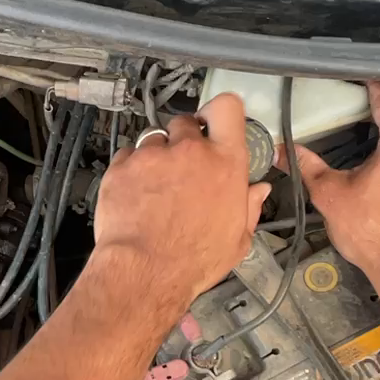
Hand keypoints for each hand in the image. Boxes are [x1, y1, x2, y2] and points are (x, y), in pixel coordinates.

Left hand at [91, 93, 270, 313]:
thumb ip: (248, 208)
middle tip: (179, 166)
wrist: (145, 270)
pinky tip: (134, 193)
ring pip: (153, 139)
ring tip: (154, 186)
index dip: (218, 111)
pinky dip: (129, 169)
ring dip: (154, 156)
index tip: (212, 122)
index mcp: (225, 162)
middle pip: (185, 122)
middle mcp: (189, 151)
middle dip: (182, 140)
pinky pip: (126, 156)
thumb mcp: (236, 240)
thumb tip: (257, 191)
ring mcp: (152, 156)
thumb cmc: (191, 260)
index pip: (227, 108)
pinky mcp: (122, 168)